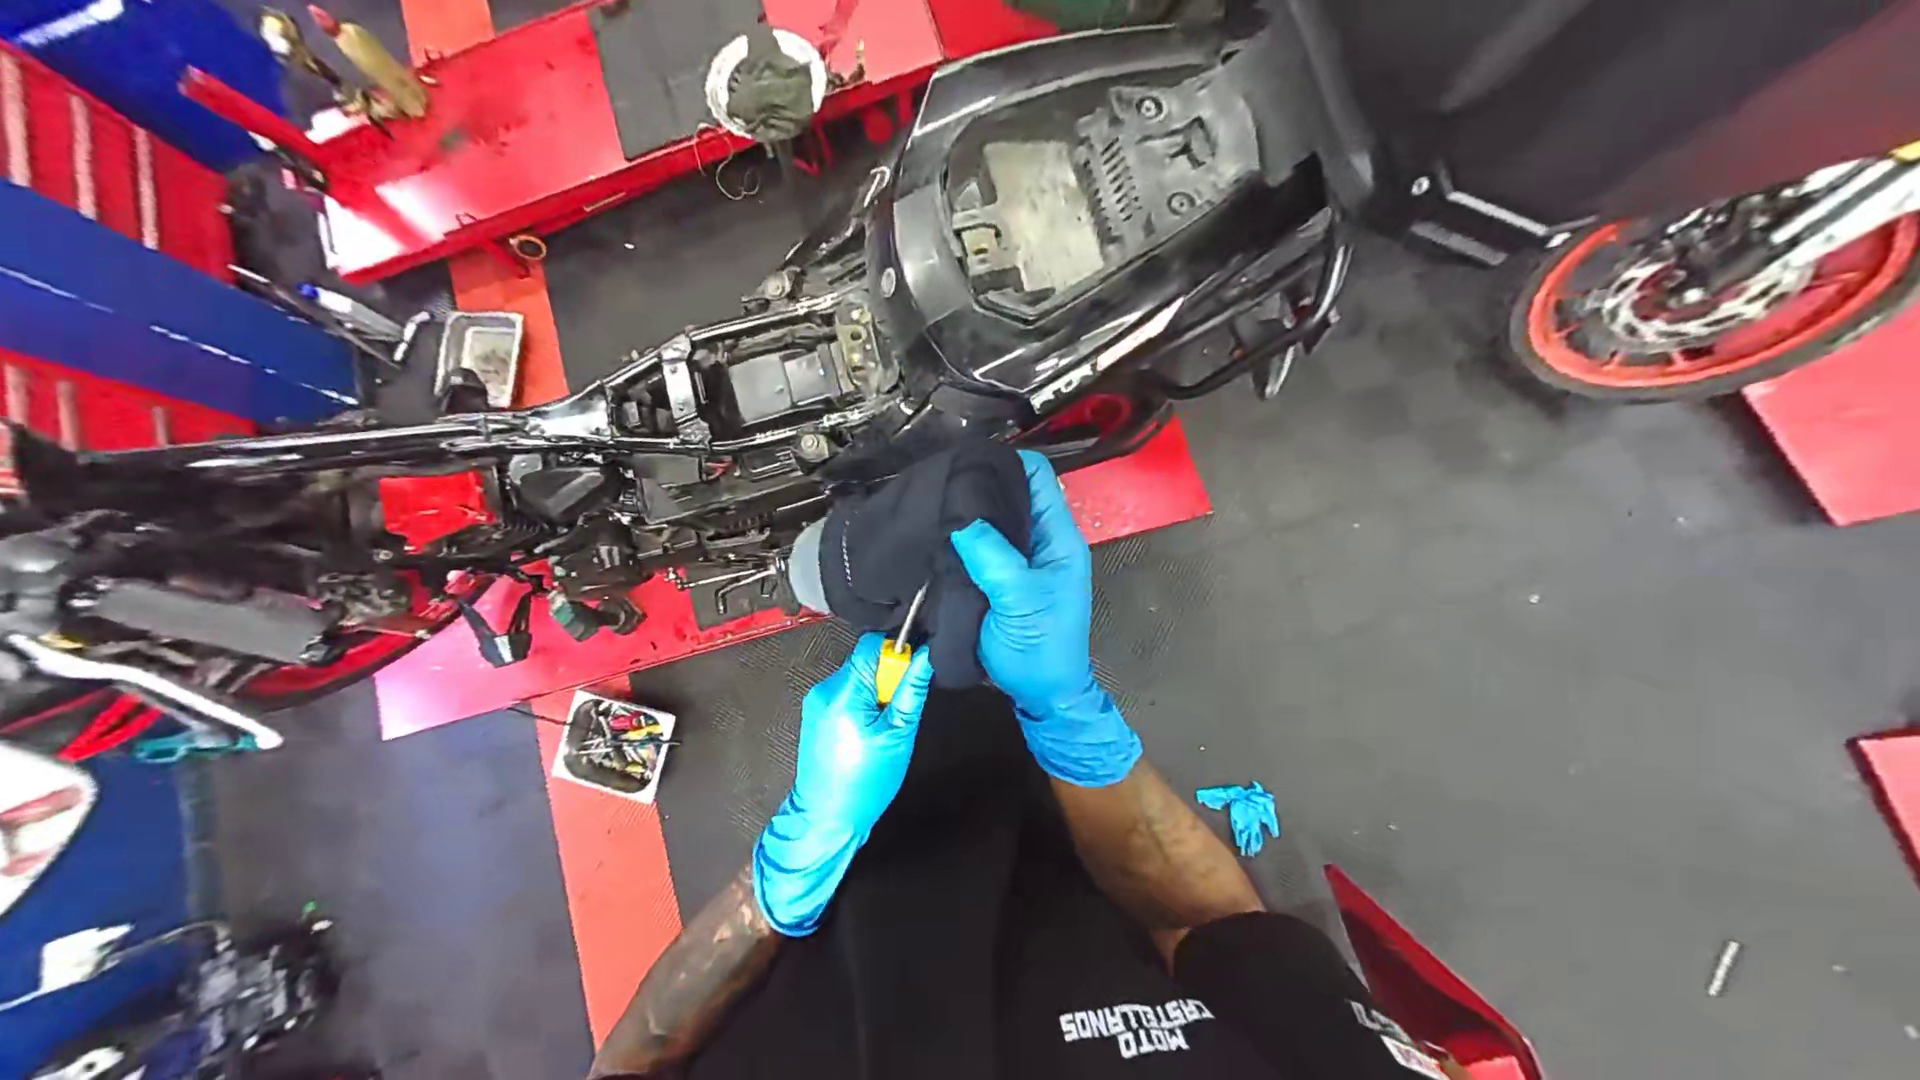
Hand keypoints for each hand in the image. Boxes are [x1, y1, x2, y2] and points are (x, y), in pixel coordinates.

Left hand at [753, 633, 934, 934]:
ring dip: (876, 692)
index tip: (912, 672)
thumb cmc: (863, 783)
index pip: (873, 643)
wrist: (824, 819)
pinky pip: (847, 693)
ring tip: (884, 726)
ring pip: (858, 677)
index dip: (898, 651)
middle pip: (866, 660)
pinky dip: (863, 703)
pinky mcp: (818, 713)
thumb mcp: (898, 735)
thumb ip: (912, 690)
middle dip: (888, 677)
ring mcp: (818, 701)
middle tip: (899, 709)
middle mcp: (826, 689)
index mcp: (844, 691)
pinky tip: (869, 732)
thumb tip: (928, 655)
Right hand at [949, 450, 1139, 786]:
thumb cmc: (1041, 647)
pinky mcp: (997, 577)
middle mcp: (1038, 541)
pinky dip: (961, 538)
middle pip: (1012, 495)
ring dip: (969, 513)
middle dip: (981, 485)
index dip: (1008, 462)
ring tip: (935, 504)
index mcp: (1057, 538)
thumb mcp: (1021, 600)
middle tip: (942, 483)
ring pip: (993, 520)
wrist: (1039, 692)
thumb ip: (994, 557)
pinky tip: (937, 534)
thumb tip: (962, 518)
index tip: (970, 462)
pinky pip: (979, 546)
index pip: (1038, 479)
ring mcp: (1018, 559)